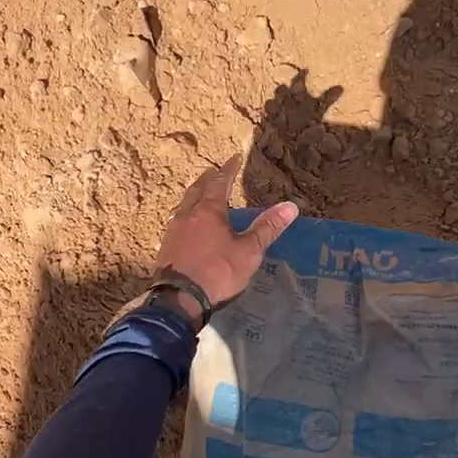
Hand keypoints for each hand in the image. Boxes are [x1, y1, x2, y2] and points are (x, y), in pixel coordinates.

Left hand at [155, 156, 298, 322]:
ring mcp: (173, 230)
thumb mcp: (249, 251)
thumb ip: (267, 227)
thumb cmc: (218, 272)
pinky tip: (190, 225)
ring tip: (203, 197)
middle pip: (197, 189)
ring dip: (195, 197)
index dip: (229, 170)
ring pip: (185, 205)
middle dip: (208, 179)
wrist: (179, 299)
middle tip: (215, 173)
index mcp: (209, 211)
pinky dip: (188, 215)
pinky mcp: (166, 247)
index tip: (234, 158)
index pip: (220, 182)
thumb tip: (291, 206)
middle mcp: (188, 214)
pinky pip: (178, 221)